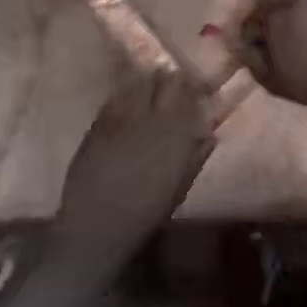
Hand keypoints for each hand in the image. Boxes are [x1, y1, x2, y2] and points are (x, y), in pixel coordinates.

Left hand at [50, 74, 214, 268]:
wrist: (97, 229)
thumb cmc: (147, 213)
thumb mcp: (181, 186)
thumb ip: (196, 157)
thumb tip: (210, 134)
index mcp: (176, 132)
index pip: (187, 92)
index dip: (191, 83)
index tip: (194, 83)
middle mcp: (151, 120)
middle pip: (162, 82)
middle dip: (168, 77)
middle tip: (171, 77)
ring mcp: (121, 122)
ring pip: (135, 86)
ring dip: (144, 80)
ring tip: (148, 78)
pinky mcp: (96, 130)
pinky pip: (111, 103)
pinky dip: (121, 96)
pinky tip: (124, 97)